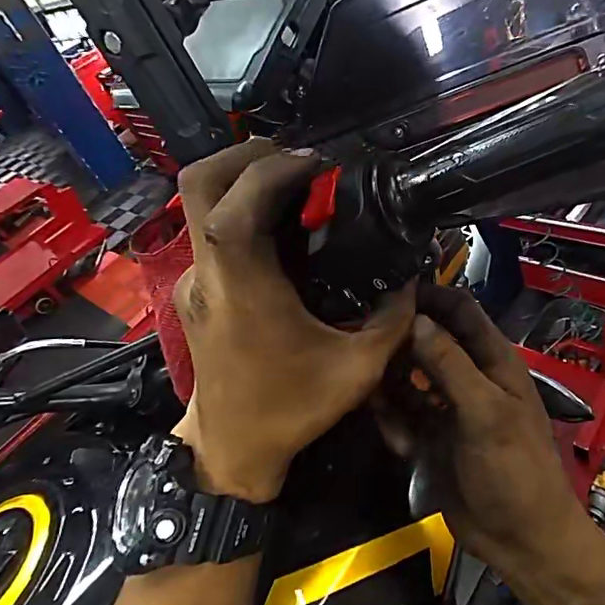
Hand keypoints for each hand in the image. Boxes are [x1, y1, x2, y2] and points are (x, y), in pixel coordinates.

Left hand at [172, 139, 415, 502]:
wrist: (231, 450)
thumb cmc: (290, 410)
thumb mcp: (359, 369)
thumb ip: (393, 320)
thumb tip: (411, 280)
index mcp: (242, 290)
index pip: (235, 207)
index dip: (272, 171)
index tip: (317, 164)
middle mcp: (207, 275)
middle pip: (199, 184)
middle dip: (246, 154)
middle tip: (298, 160)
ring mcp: (193, 280)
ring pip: (200, 202)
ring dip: (244, 177)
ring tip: (296, 182)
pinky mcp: (195, 288)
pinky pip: (213, 229)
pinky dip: (243, 209)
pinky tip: (284, 226)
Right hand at [376, 284, 587, 574]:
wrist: (521, 540)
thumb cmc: (516, 470)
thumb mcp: (486, 412)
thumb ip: (450, 365)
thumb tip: (416, 320)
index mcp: (492, 360)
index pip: (459, 311)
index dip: (428, 296)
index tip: (387, 288)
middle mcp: (467, 377)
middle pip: (426, 342)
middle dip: (398, 338)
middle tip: (358, 332)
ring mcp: (446, 408)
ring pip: (408, 378)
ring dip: (387, 379)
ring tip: (360, 377)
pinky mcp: (429, 438)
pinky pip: (401, 415)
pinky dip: (390, 417)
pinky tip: (385, 427)